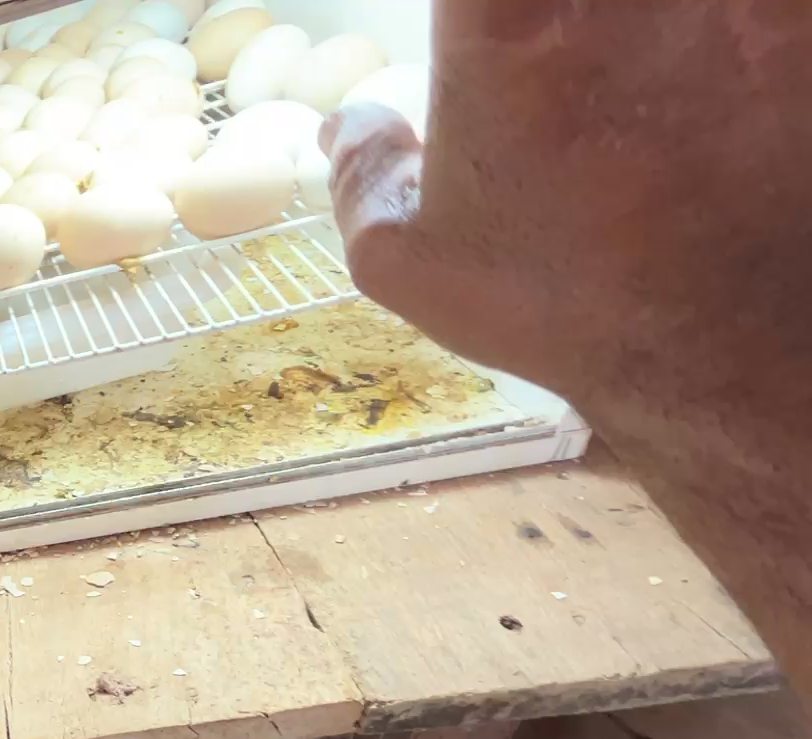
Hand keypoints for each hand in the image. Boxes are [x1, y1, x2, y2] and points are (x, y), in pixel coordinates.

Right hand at [319, 0, 811, 699]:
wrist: (728, 334)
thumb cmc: (541, 298)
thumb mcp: (400, 261)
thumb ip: (360, 177)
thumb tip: (344, 125)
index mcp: (502, 26)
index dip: (462, 8)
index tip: (455, 37)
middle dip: (520, 25)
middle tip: (505, 60)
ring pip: (623, 13)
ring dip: (598, 41)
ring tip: (580, 94)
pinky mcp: (794, 24)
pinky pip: (728, 23)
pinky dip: (690, 45)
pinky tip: (666, 95)